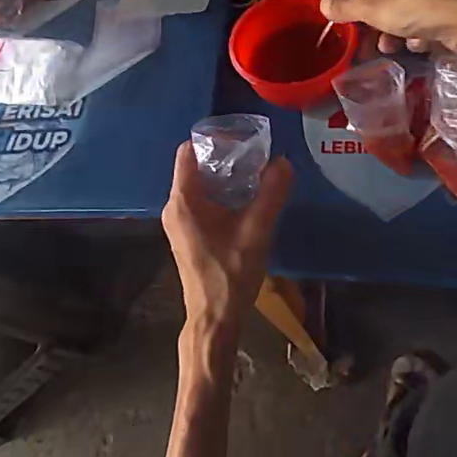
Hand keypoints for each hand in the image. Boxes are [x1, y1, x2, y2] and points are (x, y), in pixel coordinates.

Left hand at [161, 143, 292, 339]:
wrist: (214, 318)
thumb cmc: (231, 272)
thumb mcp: (257, 230)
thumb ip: (271, 193)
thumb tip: (283, 162)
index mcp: (183, 200)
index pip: (187, 152)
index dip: (211, 139)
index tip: (239, 138)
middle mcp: (174, 208)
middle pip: (193, 168)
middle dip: (221, 158)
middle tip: (252, 154)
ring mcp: (178, 223)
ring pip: (196, 187)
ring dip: (221, 178)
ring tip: (252, 175)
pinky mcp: (186, 236)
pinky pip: (198, 203)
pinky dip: (217, 196)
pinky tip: (242, 203)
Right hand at [320, 0, 456, 55]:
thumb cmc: (420, 9)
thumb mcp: (374, 10)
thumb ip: (346, 8)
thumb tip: (321, 4)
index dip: (355, 8)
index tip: (351, 30)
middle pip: (384, 0)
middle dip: (376, 25)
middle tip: (370, 45)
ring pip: (404, 13)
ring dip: (396, 33)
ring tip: (394, 48)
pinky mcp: (452, 6)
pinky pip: (426, 21)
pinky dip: (420, 34)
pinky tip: (422, 44)